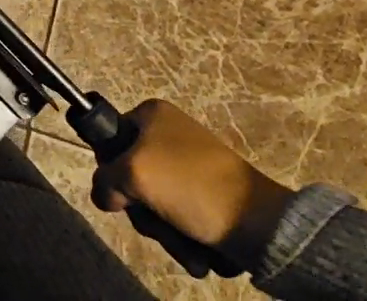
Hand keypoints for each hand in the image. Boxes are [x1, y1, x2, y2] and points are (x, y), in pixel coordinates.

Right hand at [91, 100, 296, 270]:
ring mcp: (192, 167)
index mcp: (153, 115)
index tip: (125, 192)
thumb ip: (103, 180)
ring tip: (185, 246)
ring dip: (165, 232)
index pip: (110, 139)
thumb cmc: (191, 187)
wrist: (264, 227)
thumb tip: (107, 196)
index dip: (111, 169)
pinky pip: (181, 215)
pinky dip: (185, 238)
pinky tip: (199, 251)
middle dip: (143, 211)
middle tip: (157, 223)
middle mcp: (171, 135)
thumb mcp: (132, 174)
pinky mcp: (210, 195)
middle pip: (132, 177)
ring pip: (156, 202)